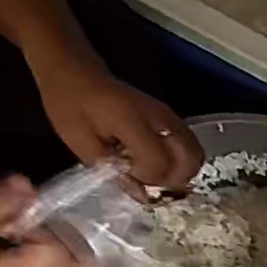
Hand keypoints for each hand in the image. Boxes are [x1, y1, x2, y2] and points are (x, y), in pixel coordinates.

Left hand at [30, 53, 202, 186]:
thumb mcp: (76, 139)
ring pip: (196, 156)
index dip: (146, 177)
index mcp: (131, 121)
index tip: (126, 172)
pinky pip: (193, 147)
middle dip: (172, 178)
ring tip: (157, 171)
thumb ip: (108, 169)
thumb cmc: (70, 102)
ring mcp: (171, 117)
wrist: (76, 71)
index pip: (158, 163)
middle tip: (148, 177)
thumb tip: (142, 195)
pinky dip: (184, 161)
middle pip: (188, 161)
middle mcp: (160, 119)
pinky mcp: (175, 119)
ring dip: (181, 171)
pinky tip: (163, 161)